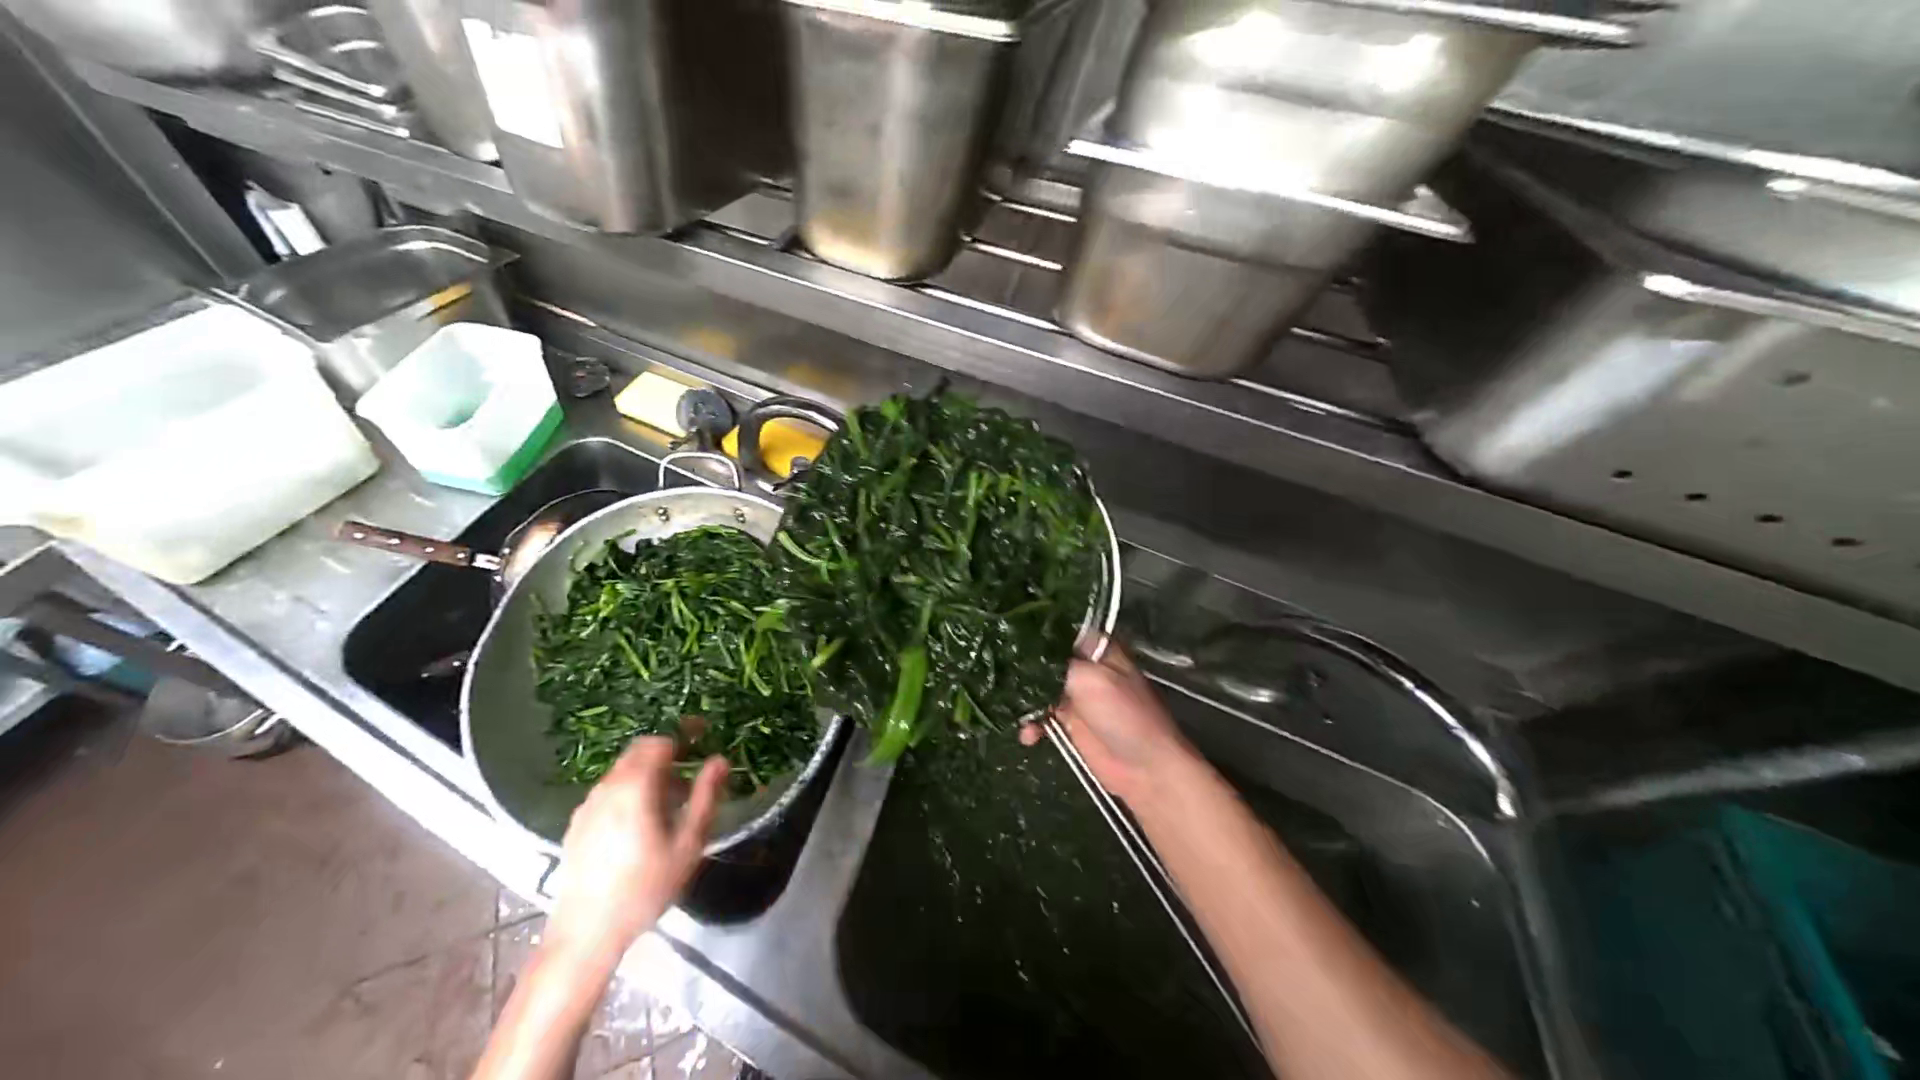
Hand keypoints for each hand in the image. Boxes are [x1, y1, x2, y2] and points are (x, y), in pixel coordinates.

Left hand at [545, 738, 727, 963]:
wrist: (586, 932)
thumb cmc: (646, 888)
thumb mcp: (688, 844)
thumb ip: (706, 796)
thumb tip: (720, 760)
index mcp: (635, 787)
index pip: (659, 741)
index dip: (684, 734)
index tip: (703, 736)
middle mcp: (607, 787)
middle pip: (638, 753)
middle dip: (666, 754)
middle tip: (690, 773)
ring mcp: (588, 806)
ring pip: (622, 773)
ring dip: (648, 775)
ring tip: (671, 804)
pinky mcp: (577, 824)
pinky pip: (609, 793)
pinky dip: (629, 792)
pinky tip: (641, 824)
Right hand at [1021, 645, 1202, 807]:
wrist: (1145, 769)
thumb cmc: (1125, 716)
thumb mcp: (1092, 679)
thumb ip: (1058, 663)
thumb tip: (1028, 653)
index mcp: (1097, 649)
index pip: (1060, 630)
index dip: (1035, 632)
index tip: (1008, 633)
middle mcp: (1084, 668)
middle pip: (1044, 660)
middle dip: (1022, 668)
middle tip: (1000, 674)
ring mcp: (1076, 696)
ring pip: (1037, 688)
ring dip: (1024, 700)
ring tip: (1015, 711)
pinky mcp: (1069, 723)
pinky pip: (1040, 717)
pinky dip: (1031, 725)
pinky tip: (1028, 736)